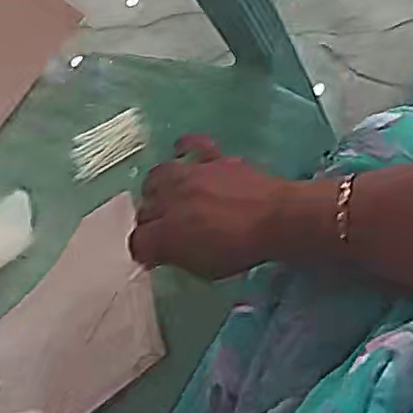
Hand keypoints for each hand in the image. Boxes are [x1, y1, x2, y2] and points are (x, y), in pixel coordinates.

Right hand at [130, 137, 289, 279]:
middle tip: (166, 228)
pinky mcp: (211, 157)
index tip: (154, 254)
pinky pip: (190, 145)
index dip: (145, 250)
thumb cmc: (241, 250)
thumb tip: (162, 250)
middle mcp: (172, 199)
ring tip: (171, 196)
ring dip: (159, 188)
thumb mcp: (203, 267)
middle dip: (151, 219)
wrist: (274, 218)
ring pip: (157, 175)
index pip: (138, 241)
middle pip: (145, 207)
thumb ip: (177, 255)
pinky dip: (184, 148)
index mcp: (167, 233)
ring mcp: (191, 174)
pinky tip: (184, 154)